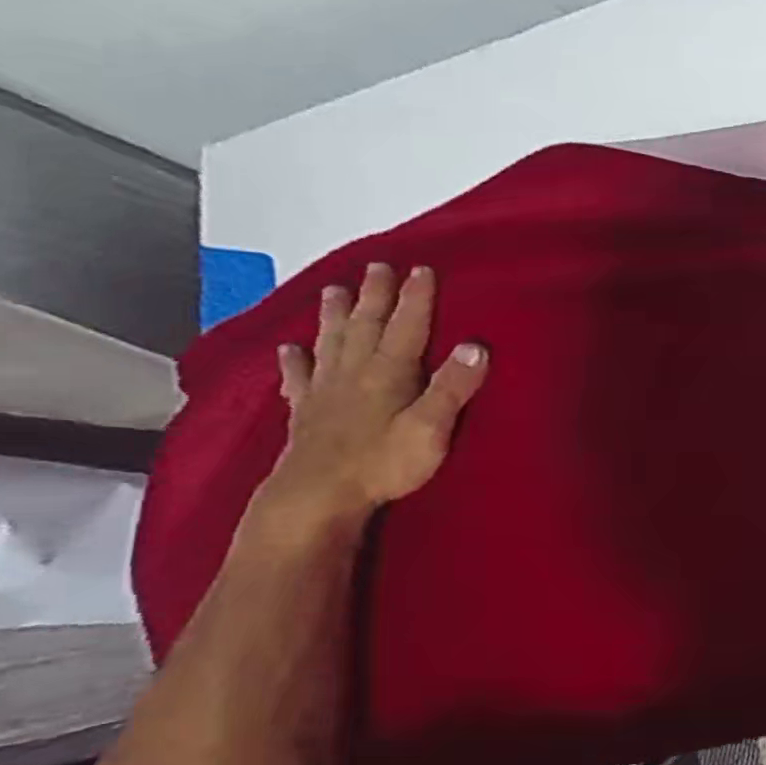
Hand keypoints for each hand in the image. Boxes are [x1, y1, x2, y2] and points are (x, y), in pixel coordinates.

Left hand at [265, 262, 489, 522]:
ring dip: (334, 315)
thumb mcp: (431, 427)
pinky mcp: (306, 413)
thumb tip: (477, 345)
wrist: (317, 498)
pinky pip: (299, 379)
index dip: (416, 297)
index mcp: (389, 372)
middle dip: (375, 294)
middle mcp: (355, 372)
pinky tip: (288, 349)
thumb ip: (453, 386)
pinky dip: (293, 361)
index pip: (407, 326)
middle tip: (377, 266)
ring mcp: (326, 391)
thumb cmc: (383, 463)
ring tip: (333, 290)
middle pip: (366, 324)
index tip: (421, 268)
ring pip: (331, 342)